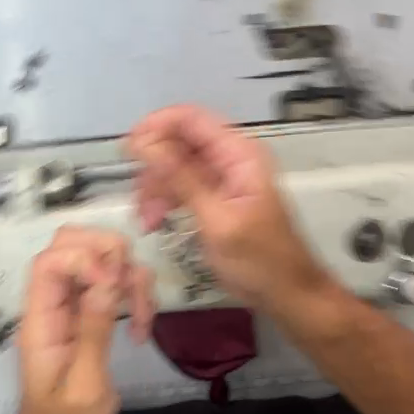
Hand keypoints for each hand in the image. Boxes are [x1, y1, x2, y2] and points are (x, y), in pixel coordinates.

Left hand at [12, 227, 154, 413]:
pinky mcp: (88, 312)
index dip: (85, 259)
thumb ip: (93, 333)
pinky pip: (111, 284)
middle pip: (72, 244)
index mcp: (40, 320)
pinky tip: (139, 328)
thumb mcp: (84, 386)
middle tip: (131, 291)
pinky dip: (133, 295)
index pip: (50, 261)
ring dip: (130, 280)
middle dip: (110, 254)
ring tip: (141, 321)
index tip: (113, 288)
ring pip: (100, 259)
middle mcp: (52, 303)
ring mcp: (70, 305)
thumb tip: (106, 283)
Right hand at [124, 104, 330, 312]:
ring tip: (148, 220)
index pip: (190, 119)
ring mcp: (221, 180)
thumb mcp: (216, 219)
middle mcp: (229, 159)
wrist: (286, 293)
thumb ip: (181, 178)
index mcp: (239, 154)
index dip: (155, 127)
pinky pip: (179, 188)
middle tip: (138, 198)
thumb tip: (144, 144)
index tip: (128, 150)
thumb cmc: (259, 260)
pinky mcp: (212, 200)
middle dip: (152, 168)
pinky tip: (154, 222)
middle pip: (178, 143)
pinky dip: (163, 202)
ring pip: (173, 167)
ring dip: (154, 190)